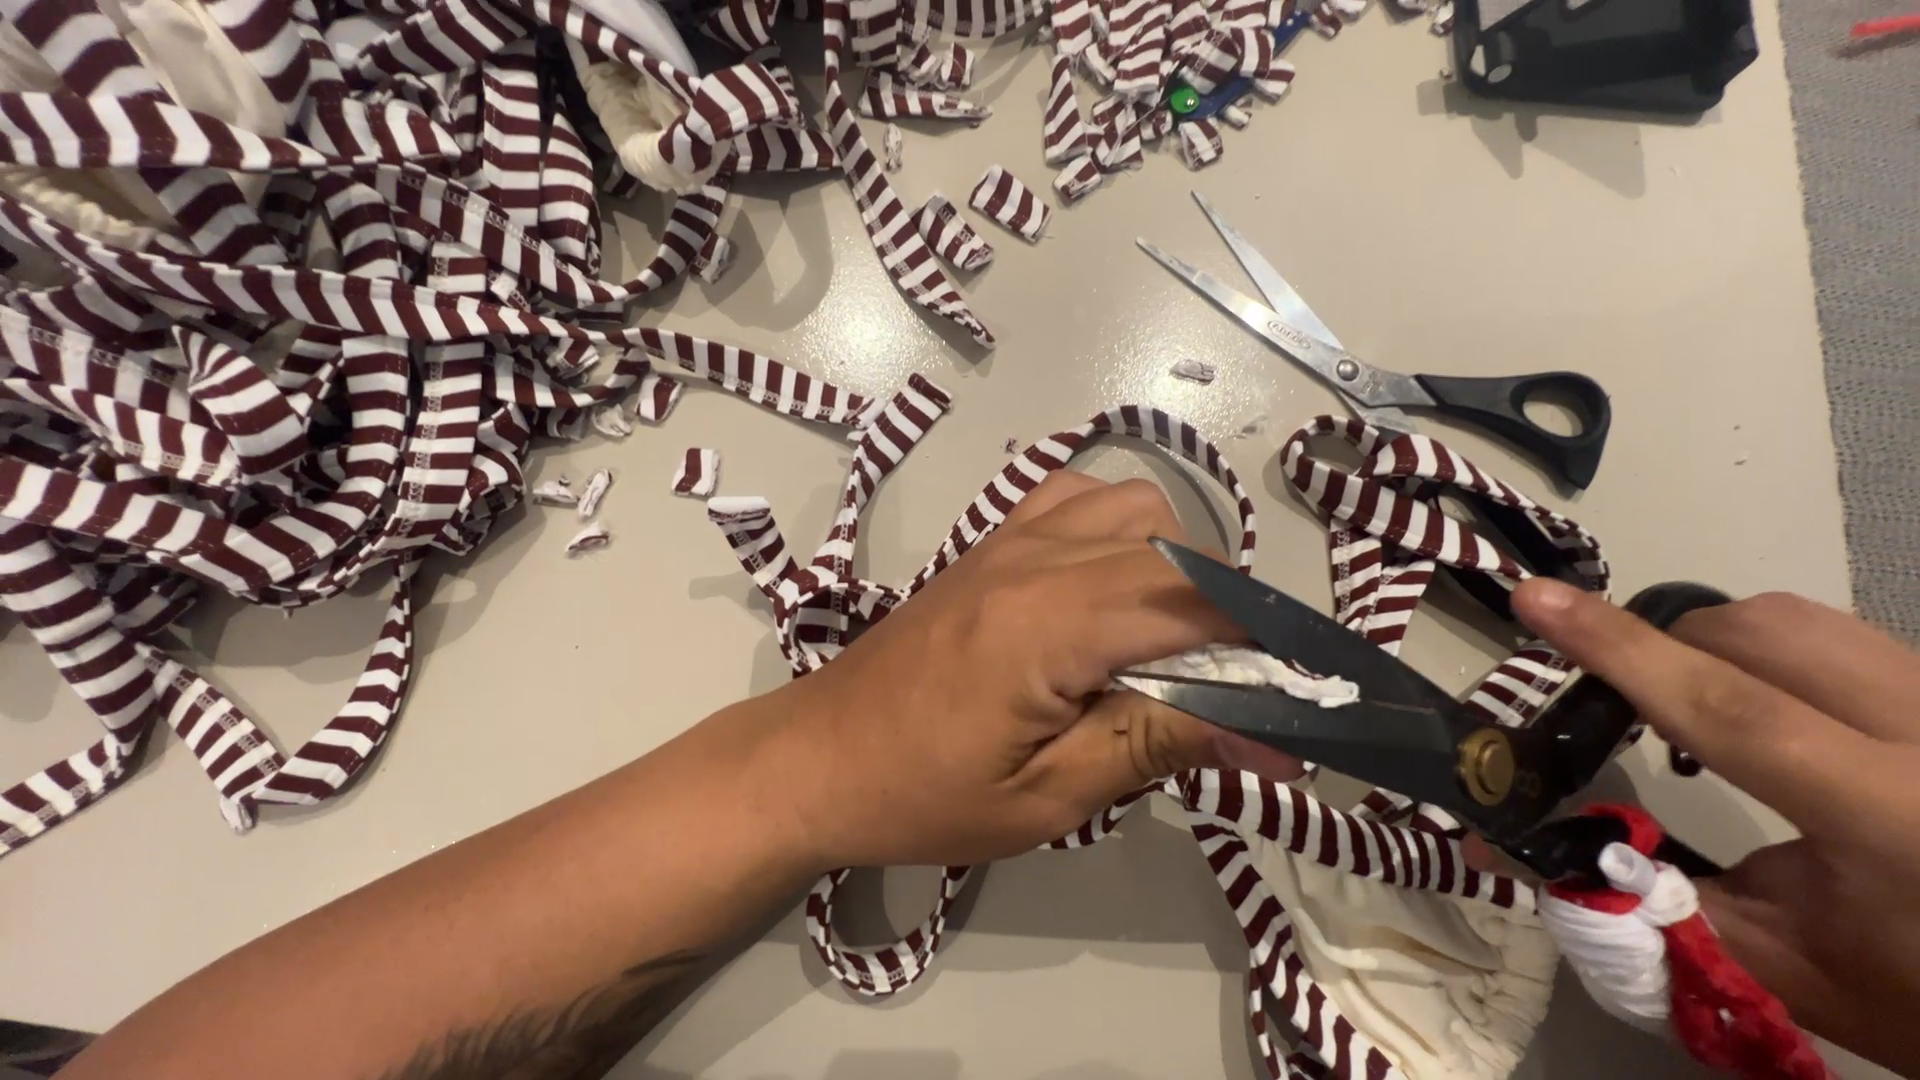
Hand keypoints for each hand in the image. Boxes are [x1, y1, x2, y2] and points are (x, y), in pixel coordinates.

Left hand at [751, 472, 1301, 870]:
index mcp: (1047, 625)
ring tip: (1168, 638)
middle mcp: (1034, 559)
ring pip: (1132, 506)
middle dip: (1227, 615)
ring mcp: (1007, 539)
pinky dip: (1118, 527)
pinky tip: (1109, 584)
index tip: (1291, 702)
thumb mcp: (1045, 799)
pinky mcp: (989, 543)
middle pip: (1174, 550)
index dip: (1260, 649)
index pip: (1192, 606)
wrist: (819, 757)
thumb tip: (1263, 729)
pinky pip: (1074, 497)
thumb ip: (1152, 745)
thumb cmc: (922, 795)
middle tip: (1225, 688)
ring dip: (1176, 564)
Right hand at [1513, 580, 1919, 1076]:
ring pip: (1801, 620)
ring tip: (1703, 704)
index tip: (1534, 598)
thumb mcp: (1782, 966)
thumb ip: (1647, 901)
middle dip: (1667, 647)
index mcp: (1895, 819)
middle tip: (1631, 704)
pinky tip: (1774, 712)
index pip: (1731, 710)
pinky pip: (1841, 635)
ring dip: (1716, 644)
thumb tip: (1511, 851)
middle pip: (1761, 636)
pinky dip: (1770, 655)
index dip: (1620, 651)